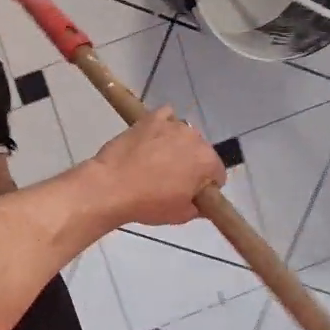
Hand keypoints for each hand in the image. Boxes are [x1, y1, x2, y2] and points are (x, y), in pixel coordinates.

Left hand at [85, 107, 224, 227]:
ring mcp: (172, 125)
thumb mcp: (181, 215)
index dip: (205, 187)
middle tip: (172, 178)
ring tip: (158, 158)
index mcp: (207, 162)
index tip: (190, 193)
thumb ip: (198, 206)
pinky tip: (155, 136)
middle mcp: (195, 138)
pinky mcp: (151, 118)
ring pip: (184, 135)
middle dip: (192, 164)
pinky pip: (166, 115)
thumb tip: (200, 202)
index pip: (217, 174)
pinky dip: (164, 124)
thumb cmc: (149, 203)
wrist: (112, 185)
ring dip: (178, 144)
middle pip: (201, 152)